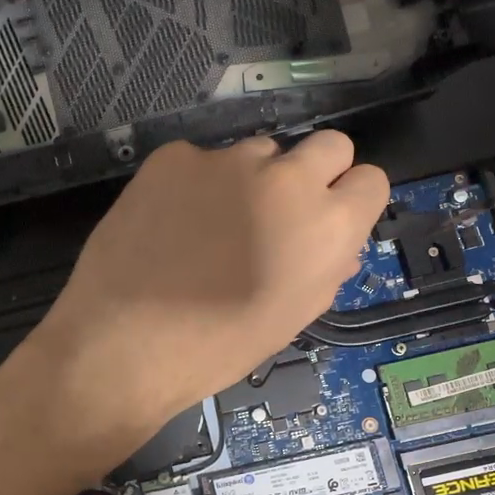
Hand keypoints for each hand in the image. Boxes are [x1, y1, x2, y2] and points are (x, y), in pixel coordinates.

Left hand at [28, 131, 388, 438]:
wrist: (124, 343)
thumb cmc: (215, 347)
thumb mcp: (289, 319)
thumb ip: (324, 271)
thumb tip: (337, 247)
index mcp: (327, 226)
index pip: (370, 179)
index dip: (348, 201)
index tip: (325, 220)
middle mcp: (286, 179)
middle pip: (327, 146)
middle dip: (313, 174)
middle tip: (277, 213)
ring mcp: (225, 161)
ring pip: (258, 152)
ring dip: (249, 179)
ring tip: (209, 225)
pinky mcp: (172, 157)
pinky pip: (198, 161)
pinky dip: (191, 184)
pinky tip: (166, 222)